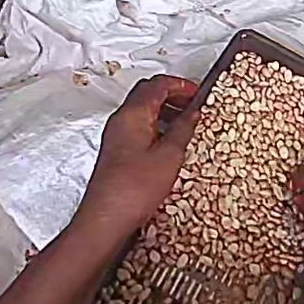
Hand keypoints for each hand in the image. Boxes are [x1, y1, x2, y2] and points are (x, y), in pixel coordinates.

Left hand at [74, 75, 200, 241]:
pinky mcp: (117, 151)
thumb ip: (184, 129)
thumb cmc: (134, 189)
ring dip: (165, 110)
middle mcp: (121, 120)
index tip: (198, 93)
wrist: (106, 219)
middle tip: (193, 104)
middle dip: (172, 94)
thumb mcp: (170, 156)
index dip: (181, 85)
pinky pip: (139, 127)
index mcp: (133, 114)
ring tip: (187, 122)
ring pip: (142, 110)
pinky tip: (171, 142)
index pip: (158, 84)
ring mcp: (117, 135)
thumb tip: (194, 112)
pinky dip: (157, 125)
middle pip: (147, 93)